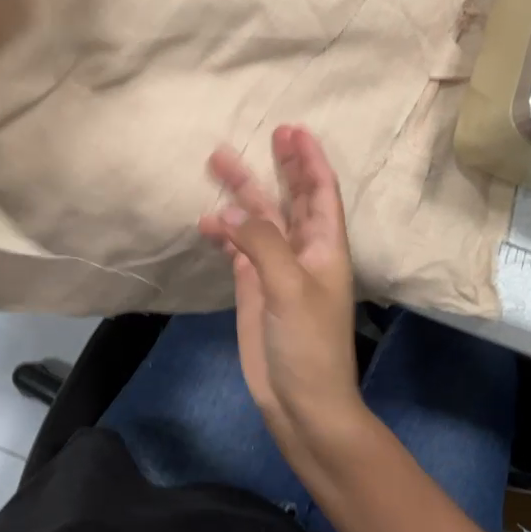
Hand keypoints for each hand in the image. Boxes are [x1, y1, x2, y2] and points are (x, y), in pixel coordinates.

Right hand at [199, 126, 359, 434]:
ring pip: (258, 220)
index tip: (292, 130)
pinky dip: (223, 232)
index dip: (309, 160)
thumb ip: (262, 243)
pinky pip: (237, 248)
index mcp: (325, 246)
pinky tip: (205, 221)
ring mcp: (275, 268)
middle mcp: (302, 250)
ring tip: (216, 163)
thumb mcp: (290, 287)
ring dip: (241, 194)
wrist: (301, 401)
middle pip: (289, 198)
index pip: (320, 192)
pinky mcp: (253, 287)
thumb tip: (228, 213)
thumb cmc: (309, 343)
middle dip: (277, 166)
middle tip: (262, 134)